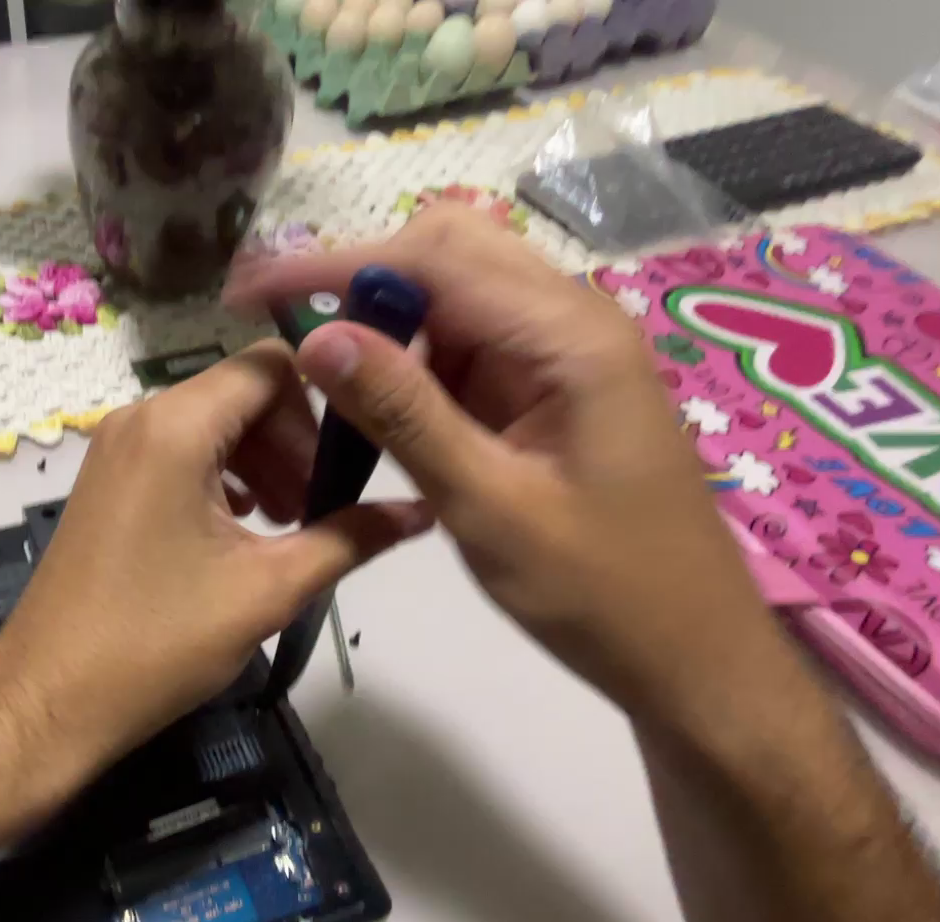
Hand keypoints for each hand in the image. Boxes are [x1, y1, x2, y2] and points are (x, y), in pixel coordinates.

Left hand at [0, 342, 429, 855]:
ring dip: (261, 463)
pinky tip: (241, 532)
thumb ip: (349, 539)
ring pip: (211, 426)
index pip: (272, 365)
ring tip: (288, 526)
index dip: (327, 400)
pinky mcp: (106, 483)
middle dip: (295, 442)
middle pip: (242, 394)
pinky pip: (177, 455)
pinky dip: (220, 479)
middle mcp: (138, 419)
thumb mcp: (266, 590)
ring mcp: (115, 450)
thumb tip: (421, 510)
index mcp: (175, 427)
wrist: (50, 697)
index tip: (360, 456)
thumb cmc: (157, 642)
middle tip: (324, 508)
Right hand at [224, 205, 788, 717]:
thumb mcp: (488, 505)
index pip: (435, 260)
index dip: (334, 265)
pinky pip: (461, 348)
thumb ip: (403, 416)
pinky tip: (367, 399)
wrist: (685, 651)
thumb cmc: (597, 590)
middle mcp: (567, 323)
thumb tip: (316, 338)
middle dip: (358, 276)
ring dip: (379, 319)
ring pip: (450, 296)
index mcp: (569, 337)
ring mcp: (555, 355)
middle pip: (449, 252)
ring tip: (313, 363)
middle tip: (283, 322)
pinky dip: (404, 361)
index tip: (254, 288)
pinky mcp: (540, 390)